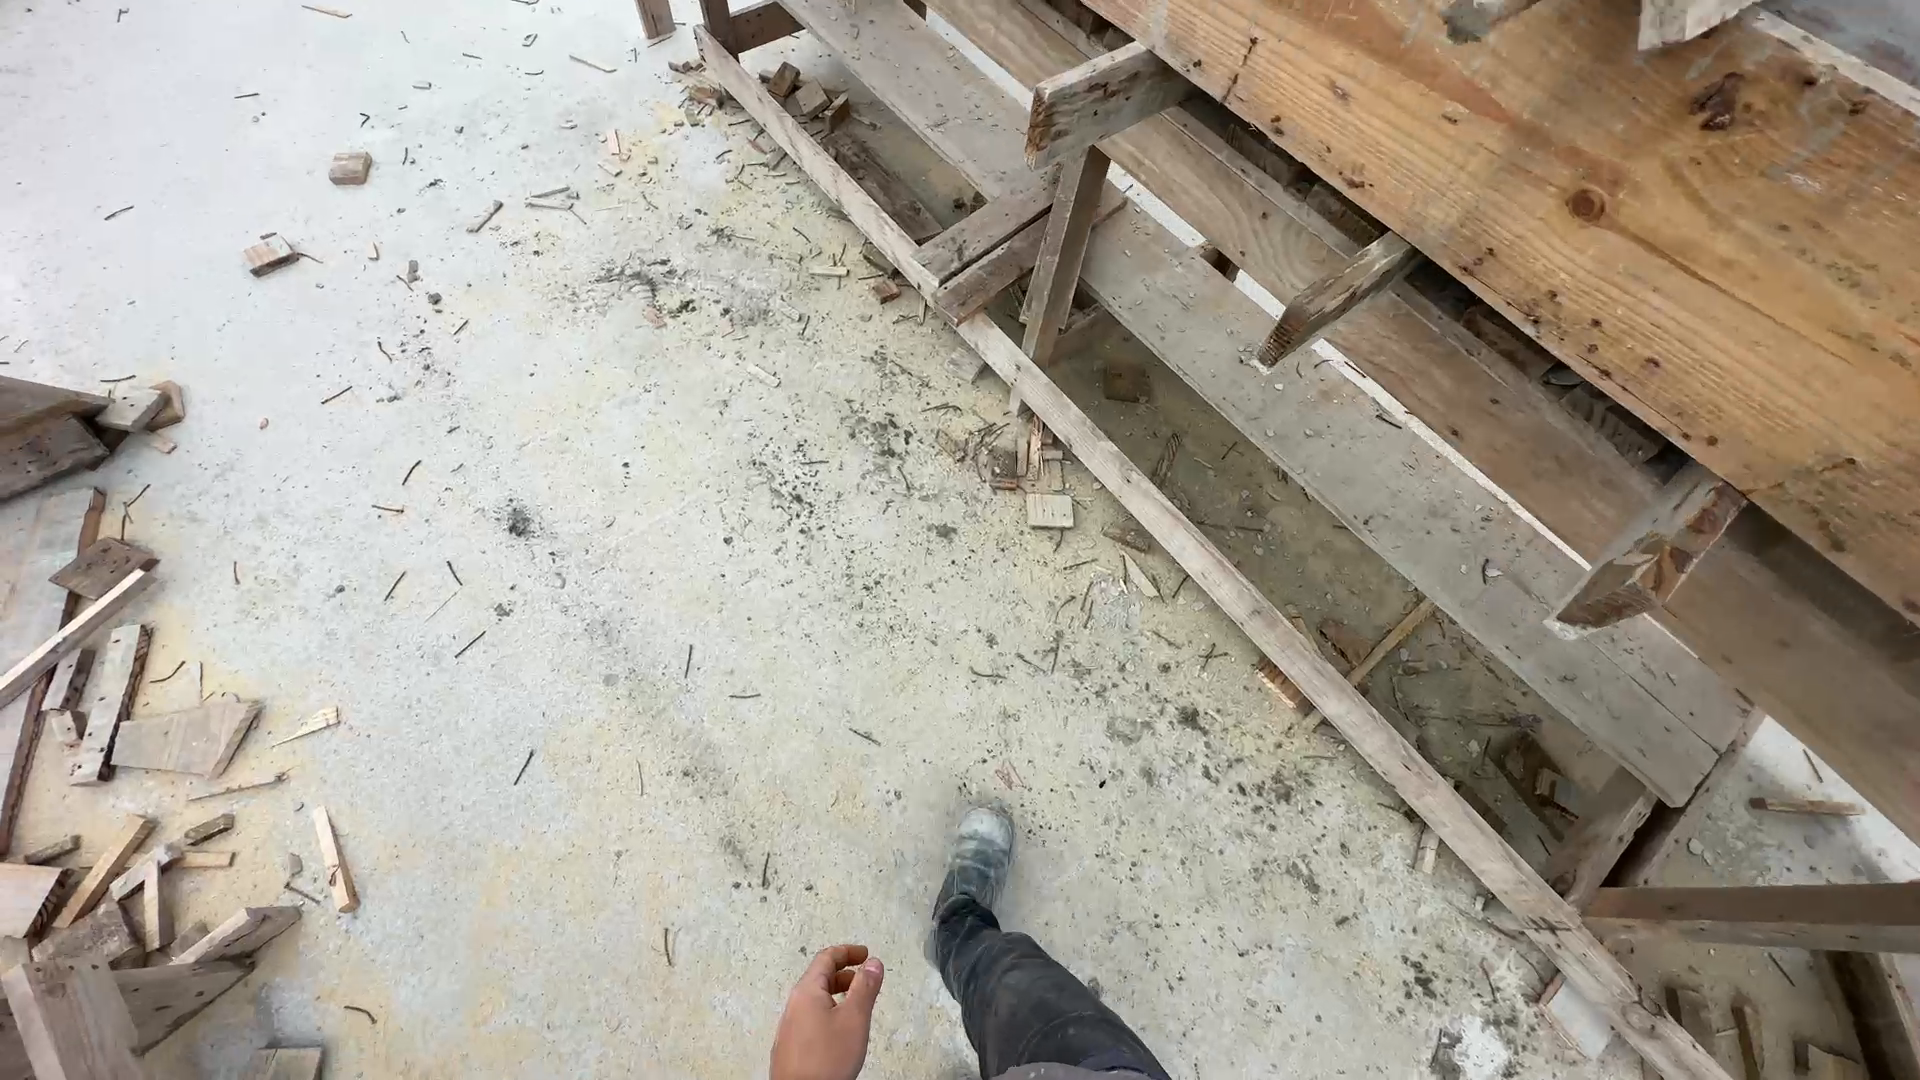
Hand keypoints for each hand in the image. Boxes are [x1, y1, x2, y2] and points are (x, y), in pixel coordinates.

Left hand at [769, 944, 885, 1079]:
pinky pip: (810, 1018)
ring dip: (836, 995)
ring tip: (855, 1006)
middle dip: (844, 974)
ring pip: (815, 1000)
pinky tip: (839, 1032)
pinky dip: (828, 1012)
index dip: (848, 952)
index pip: (826, 958)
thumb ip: (865, 987)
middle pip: (819, 977)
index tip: (866, 955)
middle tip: (864, 980)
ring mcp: (789, 1028)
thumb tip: (873, 962)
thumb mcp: (854, 1019)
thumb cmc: (828, 1059)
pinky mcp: (789, 1049)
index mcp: (806, 991)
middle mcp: (793, 1005)